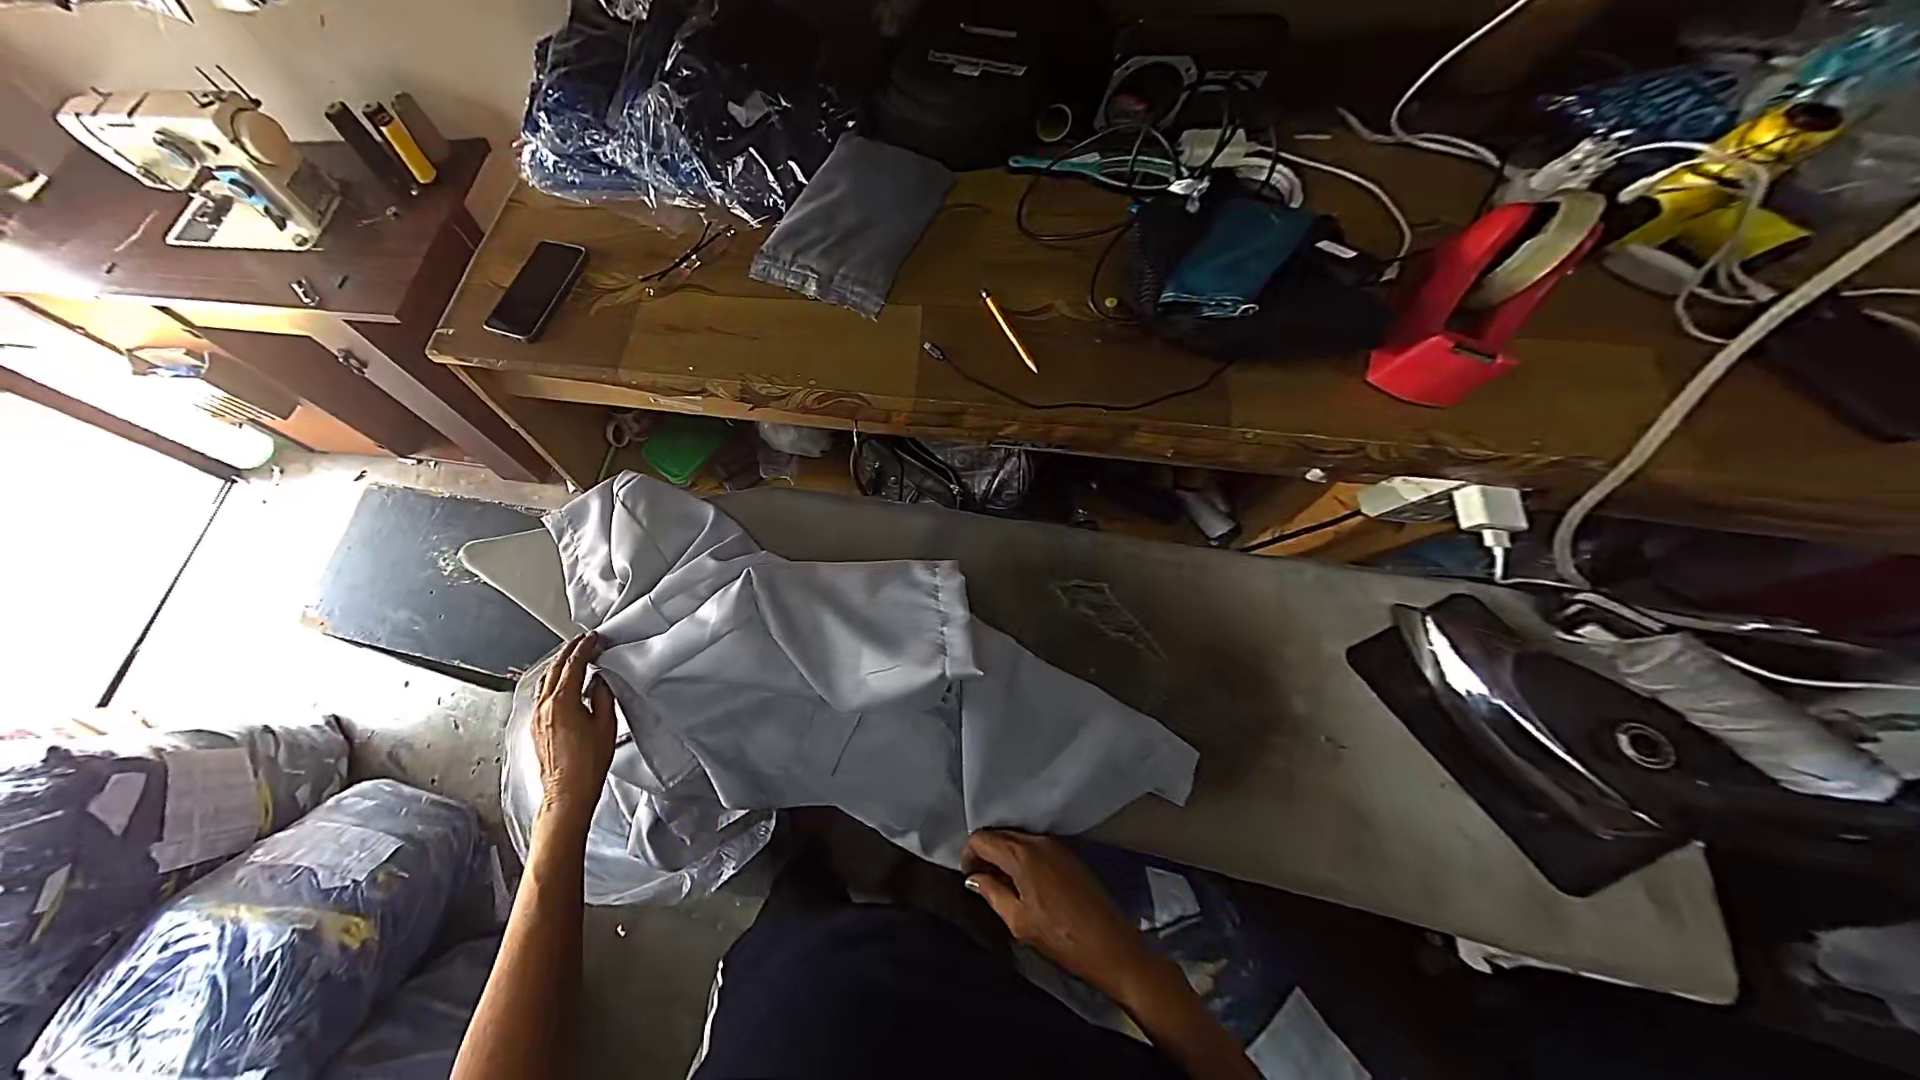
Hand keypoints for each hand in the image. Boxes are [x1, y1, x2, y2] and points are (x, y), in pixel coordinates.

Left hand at [533, 633, 616, 835]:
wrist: (567, 792)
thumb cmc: (587, 764)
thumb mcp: (606, 724)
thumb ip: (601, 697)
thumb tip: (599, 682)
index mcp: (562, 702)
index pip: (573, 665)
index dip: (585, 648)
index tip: (594, 639)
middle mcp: (544, 707)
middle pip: (554, 669)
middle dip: (569, 652)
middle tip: (583, 641)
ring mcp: (537, 718)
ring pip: (545, 681)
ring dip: (560, 665)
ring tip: (573, 657)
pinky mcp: (536, 727)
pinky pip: (542, 695)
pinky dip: (554, 682)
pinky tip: (563, 684)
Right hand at [962, 830, 1159, 1000]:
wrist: (1112, 945)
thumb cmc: (1062, 937)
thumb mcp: (1018, 921)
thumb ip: (991, 893)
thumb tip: (974, 878)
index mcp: (1022, 854)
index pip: (982, 838)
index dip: (969, 856)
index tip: (970, 879)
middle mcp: (1038, 840)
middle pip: (999, 834)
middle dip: (986, 855)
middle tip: (983, 884)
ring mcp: (1056, 845)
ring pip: (1018, 839)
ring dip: (1005, 857)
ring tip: (1004, 888)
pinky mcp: (1069, 855)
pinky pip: (1035, 847)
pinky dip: (1023, 859)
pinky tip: (1027, 886)